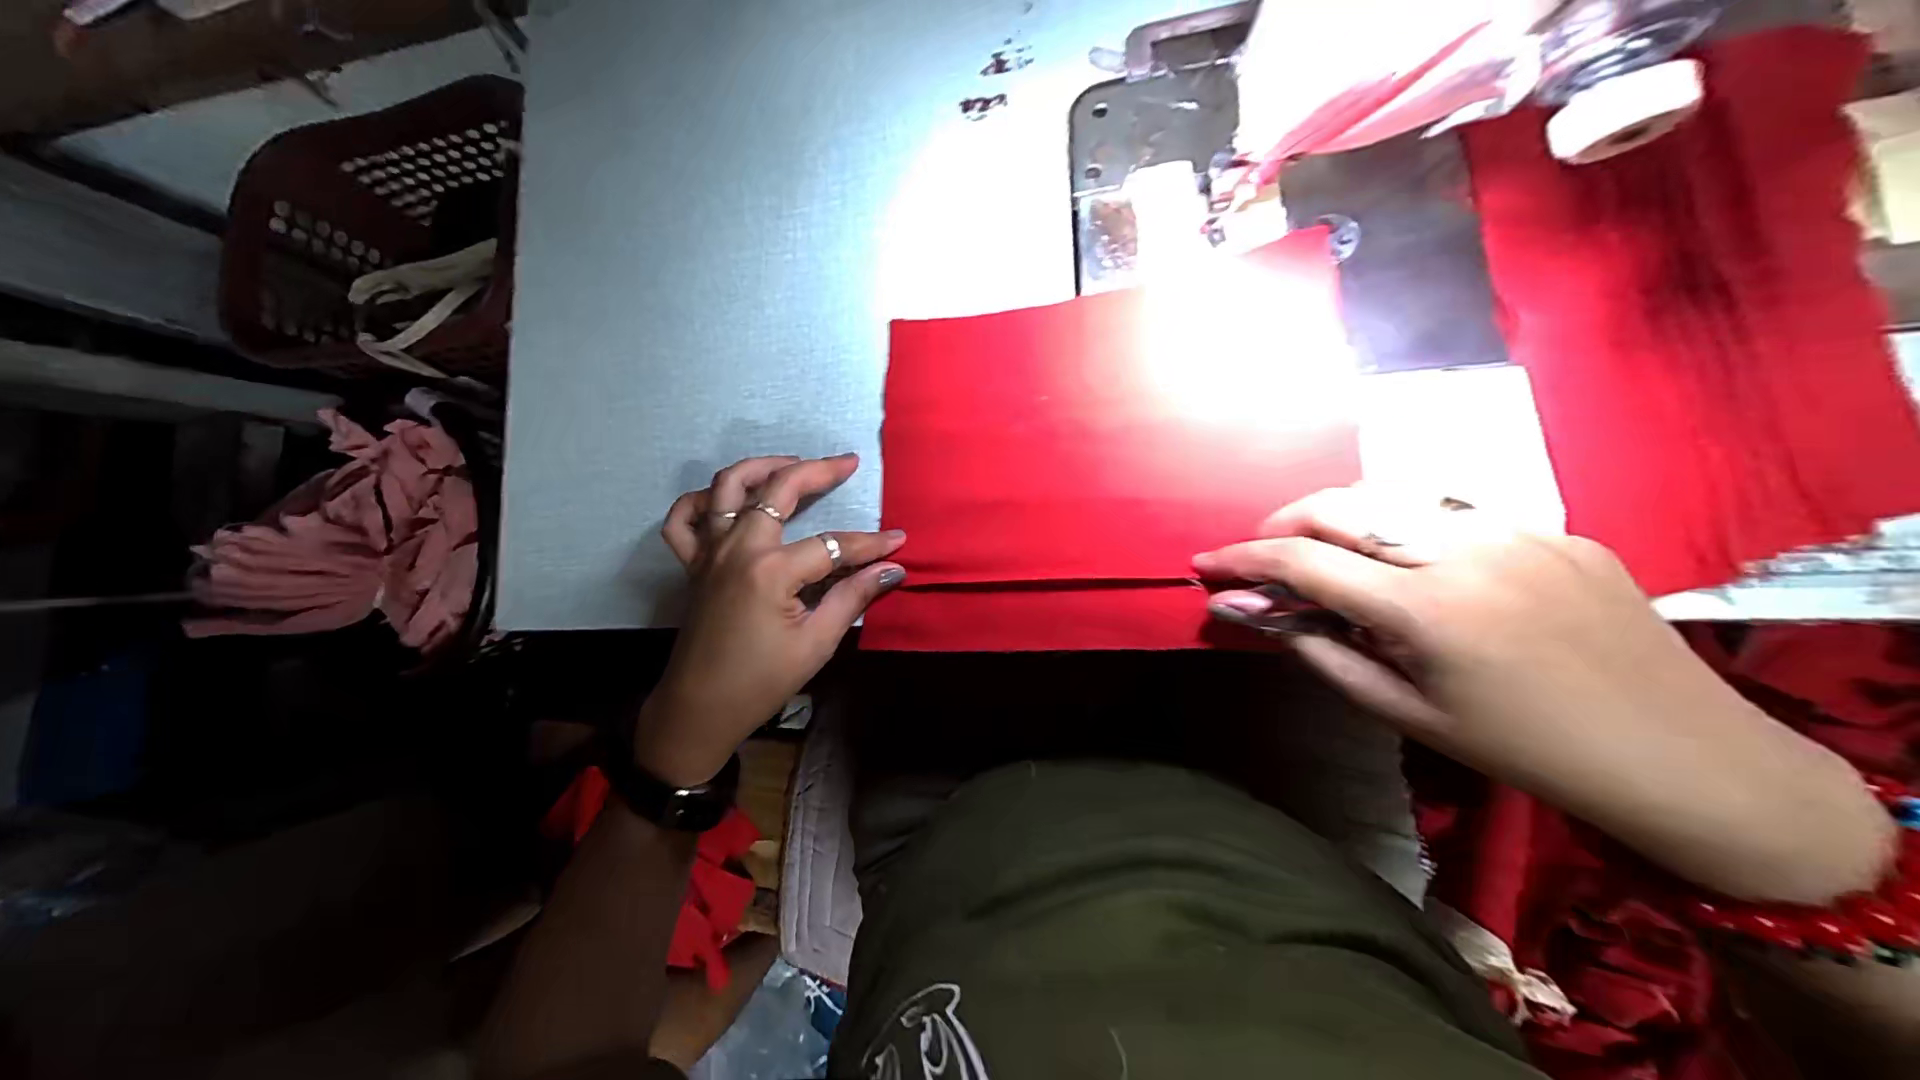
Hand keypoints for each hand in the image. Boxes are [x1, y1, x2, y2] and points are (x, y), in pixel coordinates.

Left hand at [638, 453, 904, 785]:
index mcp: (770, 570)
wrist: (700, 709)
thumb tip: (892, 569)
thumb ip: (853, 597)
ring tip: (792, 465)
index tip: (898, 542)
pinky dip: (703, 500)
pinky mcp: (692, 563)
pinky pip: (684, 519)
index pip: (832, 544)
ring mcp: (708, 552)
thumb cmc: (761, 682)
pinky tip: (727, 500)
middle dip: (817, 471)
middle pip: (777, 489)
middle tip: (846, 463)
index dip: (869, 543)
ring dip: (761, 468)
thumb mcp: (817, 643)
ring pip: (726, 487)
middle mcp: (737, 548)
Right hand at [1193, 486, 1893, 903]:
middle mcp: (1467, 550)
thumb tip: (1241, 609)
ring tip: (1327, 551)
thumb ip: (1313, 648)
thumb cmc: (1518, 749)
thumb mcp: (1400, 710)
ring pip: (1394, 493)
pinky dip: (1407, 527)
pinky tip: (1414, 563)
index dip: (1241, 559)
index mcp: (1425, 609)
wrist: (1680, 756)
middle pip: (1340, 504)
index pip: (1302, 561)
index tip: (1205, 565)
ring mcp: (1519, 530)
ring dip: (1340, 516)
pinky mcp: (1556, 529)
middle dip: (1281, 522)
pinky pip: (1455, 511)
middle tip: (1261, 554)